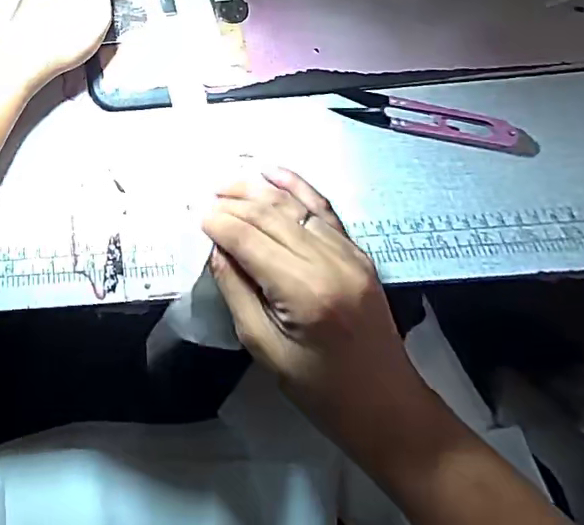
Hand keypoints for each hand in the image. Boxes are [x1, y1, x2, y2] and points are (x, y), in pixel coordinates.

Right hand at [203, 170, 438, 452]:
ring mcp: (349, 254)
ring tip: (224, 185)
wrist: (391, 411)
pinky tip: (271, 172)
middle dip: (230, 202)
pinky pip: (322, 208)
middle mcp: (329, 263)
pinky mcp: (358, 253)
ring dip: (255, 190)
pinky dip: (295, 186)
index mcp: (304, 292)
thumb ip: (235, 289)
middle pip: (268, 215)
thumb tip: (215, 247)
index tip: (193, 217)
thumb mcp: (263, 346)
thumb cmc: (321, 390)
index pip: (247, 238)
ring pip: (292, 206)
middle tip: (202, 199)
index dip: (216, 223)